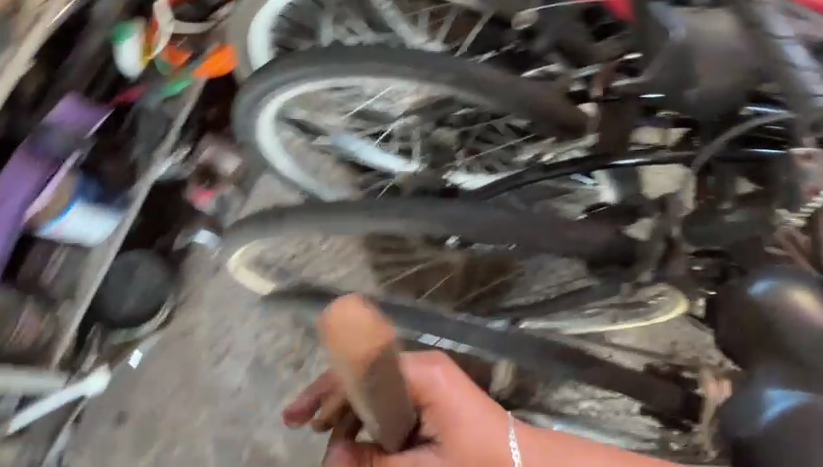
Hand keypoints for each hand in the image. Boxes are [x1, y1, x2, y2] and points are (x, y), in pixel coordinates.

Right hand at [283, 351, 513, 466]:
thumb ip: (372, 465)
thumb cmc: (477, 464)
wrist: (525, 465)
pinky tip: (351, 434)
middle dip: (330, 397)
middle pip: (365, 373)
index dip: (326, 391)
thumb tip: (329, 458)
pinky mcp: (434, 394)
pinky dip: (368, 414)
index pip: (361, 371)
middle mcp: (423, 366)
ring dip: (347, 407)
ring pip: (375, 386)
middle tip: (296, 422)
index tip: (297, 417)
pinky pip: (391, 398)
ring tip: (319, 430)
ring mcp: (430, 378)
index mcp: (421, 375)